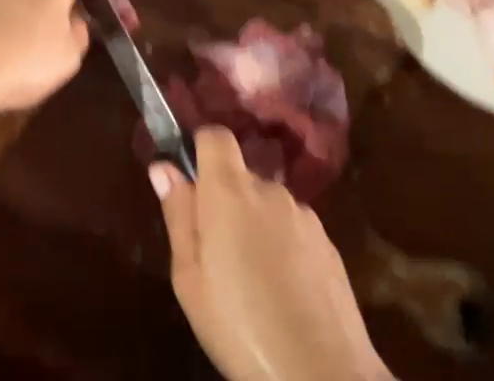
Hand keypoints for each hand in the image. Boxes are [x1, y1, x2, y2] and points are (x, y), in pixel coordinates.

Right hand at [154, 129, 391, 380]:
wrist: (323, 374)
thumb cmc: (240, 325)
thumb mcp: (189, 277)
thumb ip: (178, 215)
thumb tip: (164, 167)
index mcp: (230, 192)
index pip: (216, 136)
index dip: (199, 147)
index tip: (188, 180)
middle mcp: (271, 192)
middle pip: (240, 176)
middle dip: (223, 201)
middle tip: (211, 252)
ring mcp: (306, 218)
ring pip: (267, 206)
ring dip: (253, 226)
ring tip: (247, 279)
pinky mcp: (329, 246)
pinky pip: (292, 231)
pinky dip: (280, 248)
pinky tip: (278, 291)